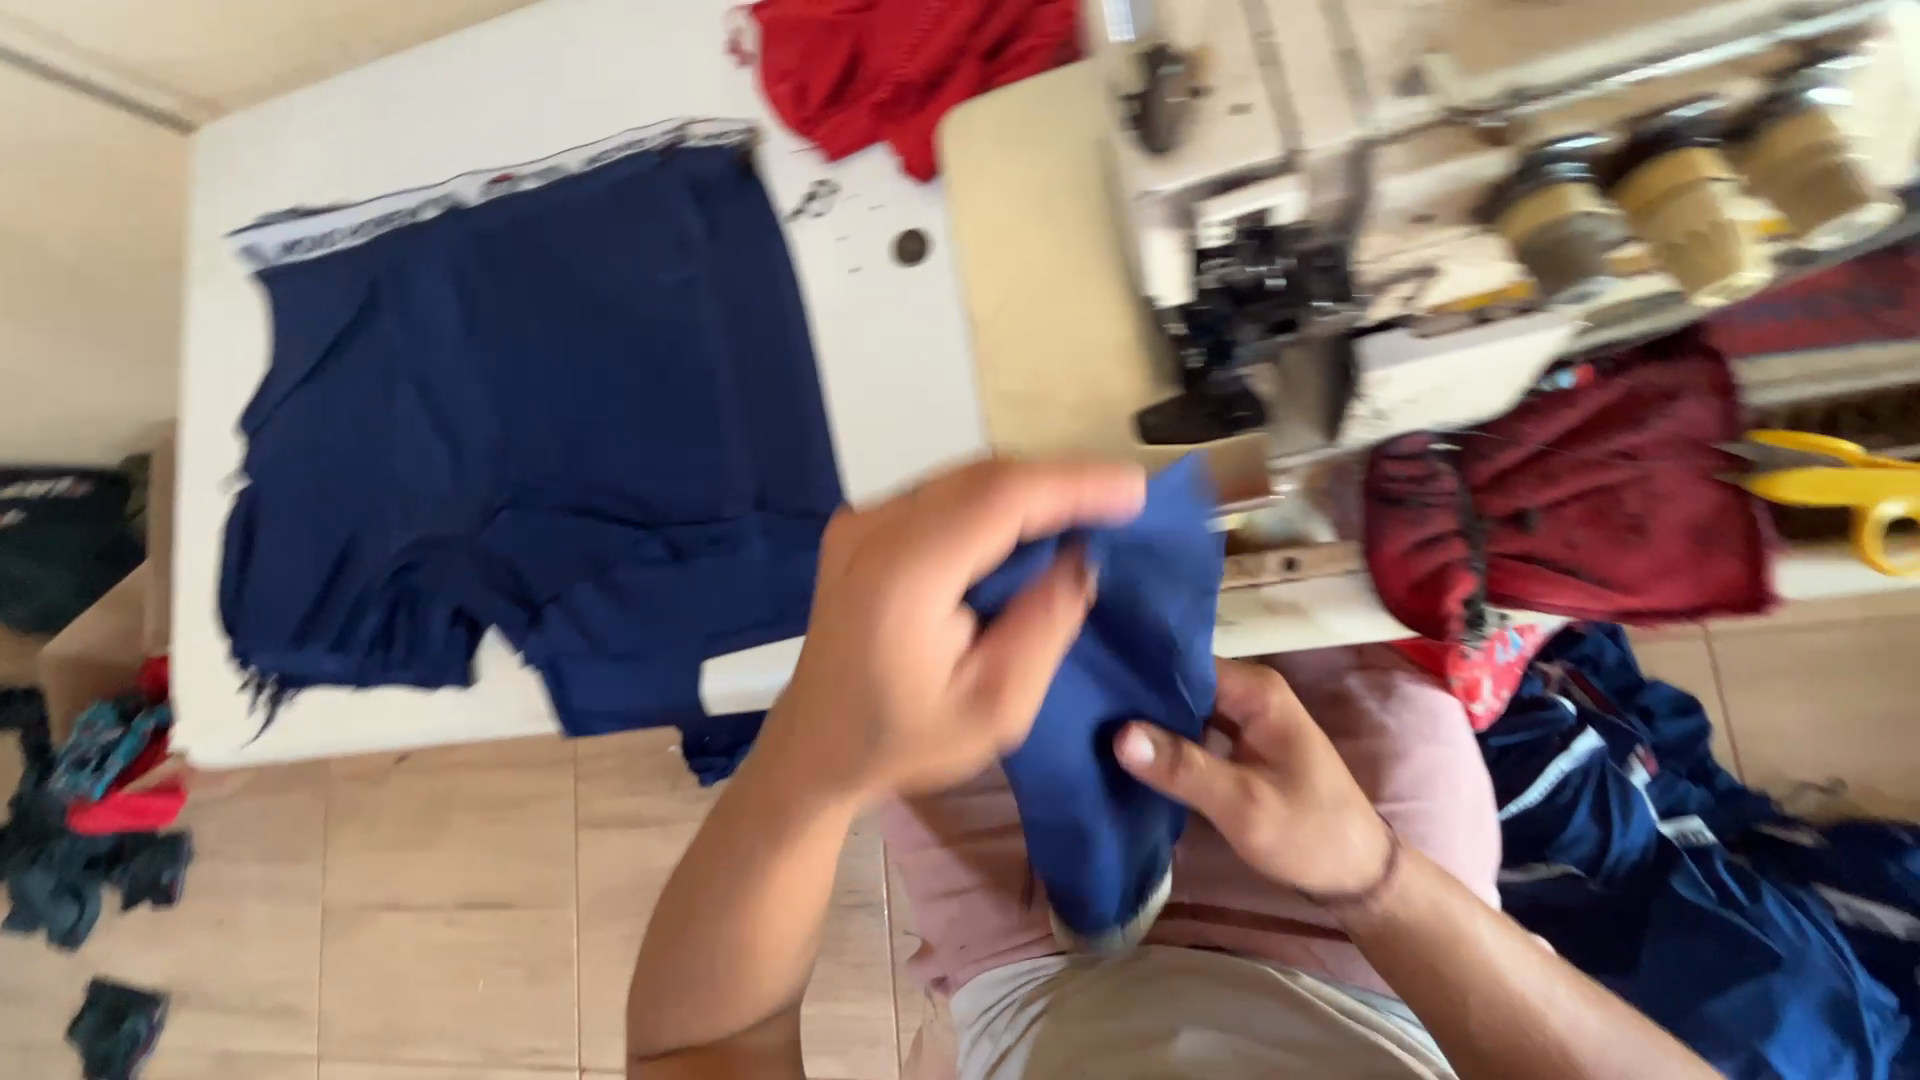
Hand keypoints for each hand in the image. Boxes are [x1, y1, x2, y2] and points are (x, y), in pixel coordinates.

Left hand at [756, 458, 1146, 805]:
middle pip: (982, 477)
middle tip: (1116, 504)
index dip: (1072, 484)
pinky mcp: (861, 527)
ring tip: (1081, 515)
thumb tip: (1078, 557)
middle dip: (1056, 482)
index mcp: (903, 576)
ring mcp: (860, 522)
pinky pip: (942, 493)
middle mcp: (873, 530)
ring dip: (1026, 490)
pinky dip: (992, 501)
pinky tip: (1022, 530)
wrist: (815, 746)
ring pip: (963, 478)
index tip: (1133, 488)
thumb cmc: (903, 739)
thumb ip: (1044, 626)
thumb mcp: (995, 708)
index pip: (999, 498)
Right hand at [1114, 659, 1393, 902]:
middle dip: (1136, 695)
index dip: (1139, 671)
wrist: (1358, 878)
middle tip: (1082, 705)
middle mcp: (1248, 693)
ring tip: (1090, 721)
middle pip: (1179, 682)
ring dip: (1146, 719)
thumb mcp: (1243, 805)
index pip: (1183, 662)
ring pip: (1182, 707)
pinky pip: (1190, 729)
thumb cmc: (1309, 835)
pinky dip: (1162, 739)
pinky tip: (1124, 748)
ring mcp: (1243, 718)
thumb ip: (1183, 768)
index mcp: (1256, 690)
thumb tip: (1119, 734)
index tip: (1092, 682)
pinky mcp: (1236, 743)